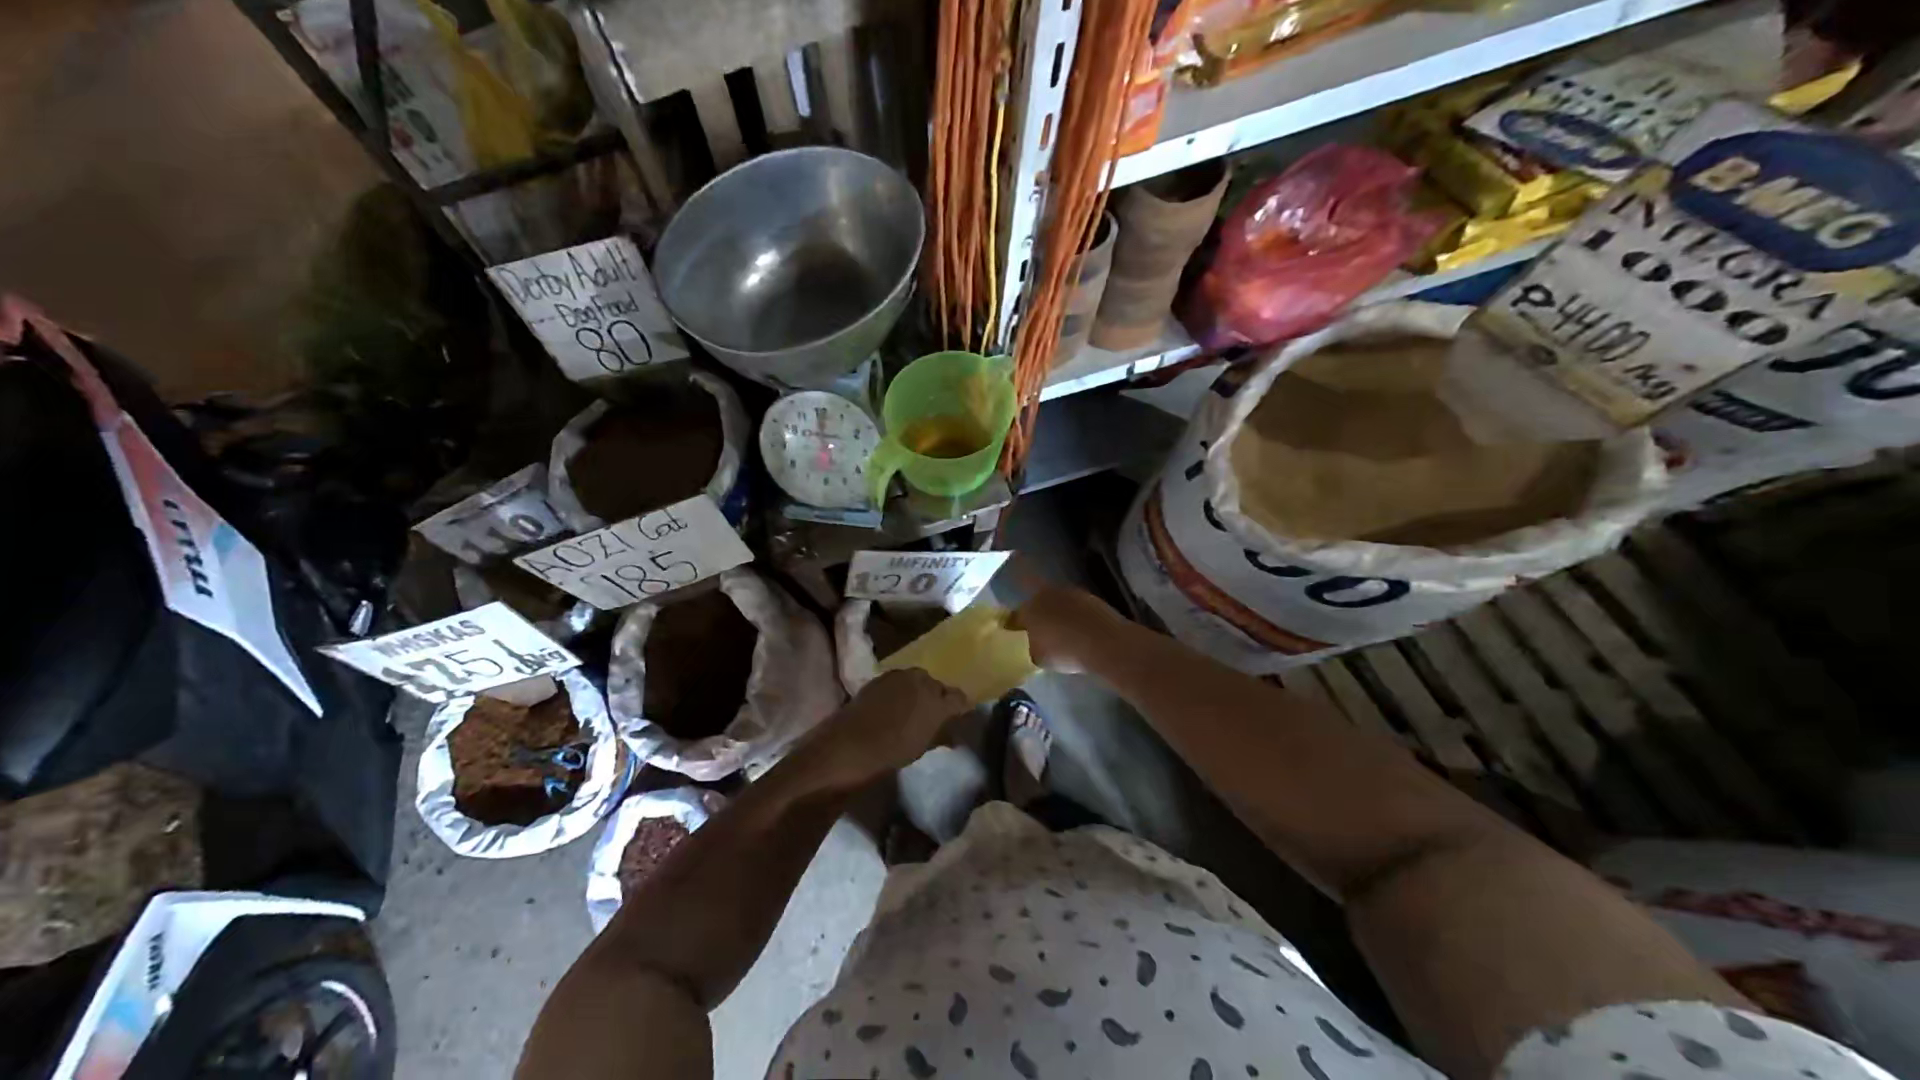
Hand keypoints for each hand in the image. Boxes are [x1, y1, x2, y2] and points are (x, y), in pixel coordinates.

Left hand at [799, 668, 969, 789]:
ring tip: (909, 710)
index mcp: (939, 700)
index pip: (959, 698)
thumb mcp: (923, 746)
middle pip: (937, 686)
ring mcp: (898, 676)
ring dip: (916, 692)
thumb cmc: (892, 752)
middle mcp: (922, 681)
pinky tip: (891, 706)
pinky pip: (897, 681)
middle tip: (930, 716)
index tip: (955, 719)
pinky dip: (898, 690)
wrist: (849, 745)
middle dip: (936, 697)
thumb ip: (941, 735)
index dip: (958, 709)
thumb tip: (952, 734)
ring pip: (916, 680)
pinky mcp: (879, 678)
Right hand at [1009, 582, 1126, 673]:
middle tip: (1042, 635)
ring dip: (1059, 615)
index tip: (1019, 637)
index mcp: (1028, 609)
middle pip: (1037, 605)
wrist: (1104, 642)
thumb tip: (1035, 645)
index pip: (1016, 617)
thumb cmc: (1065, 651)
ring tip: (1065, 634)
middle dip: (1038, 617)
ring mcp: (1070, 593)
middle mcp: (1046, 595)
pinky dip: (1077, 617)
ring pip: (1058, 604)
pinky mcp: (1090, 597)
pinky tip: (1082, 632)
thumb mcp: (1039, 658)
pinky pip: (1076, 608)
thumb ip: (1032, 648)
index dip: (1016, 628)